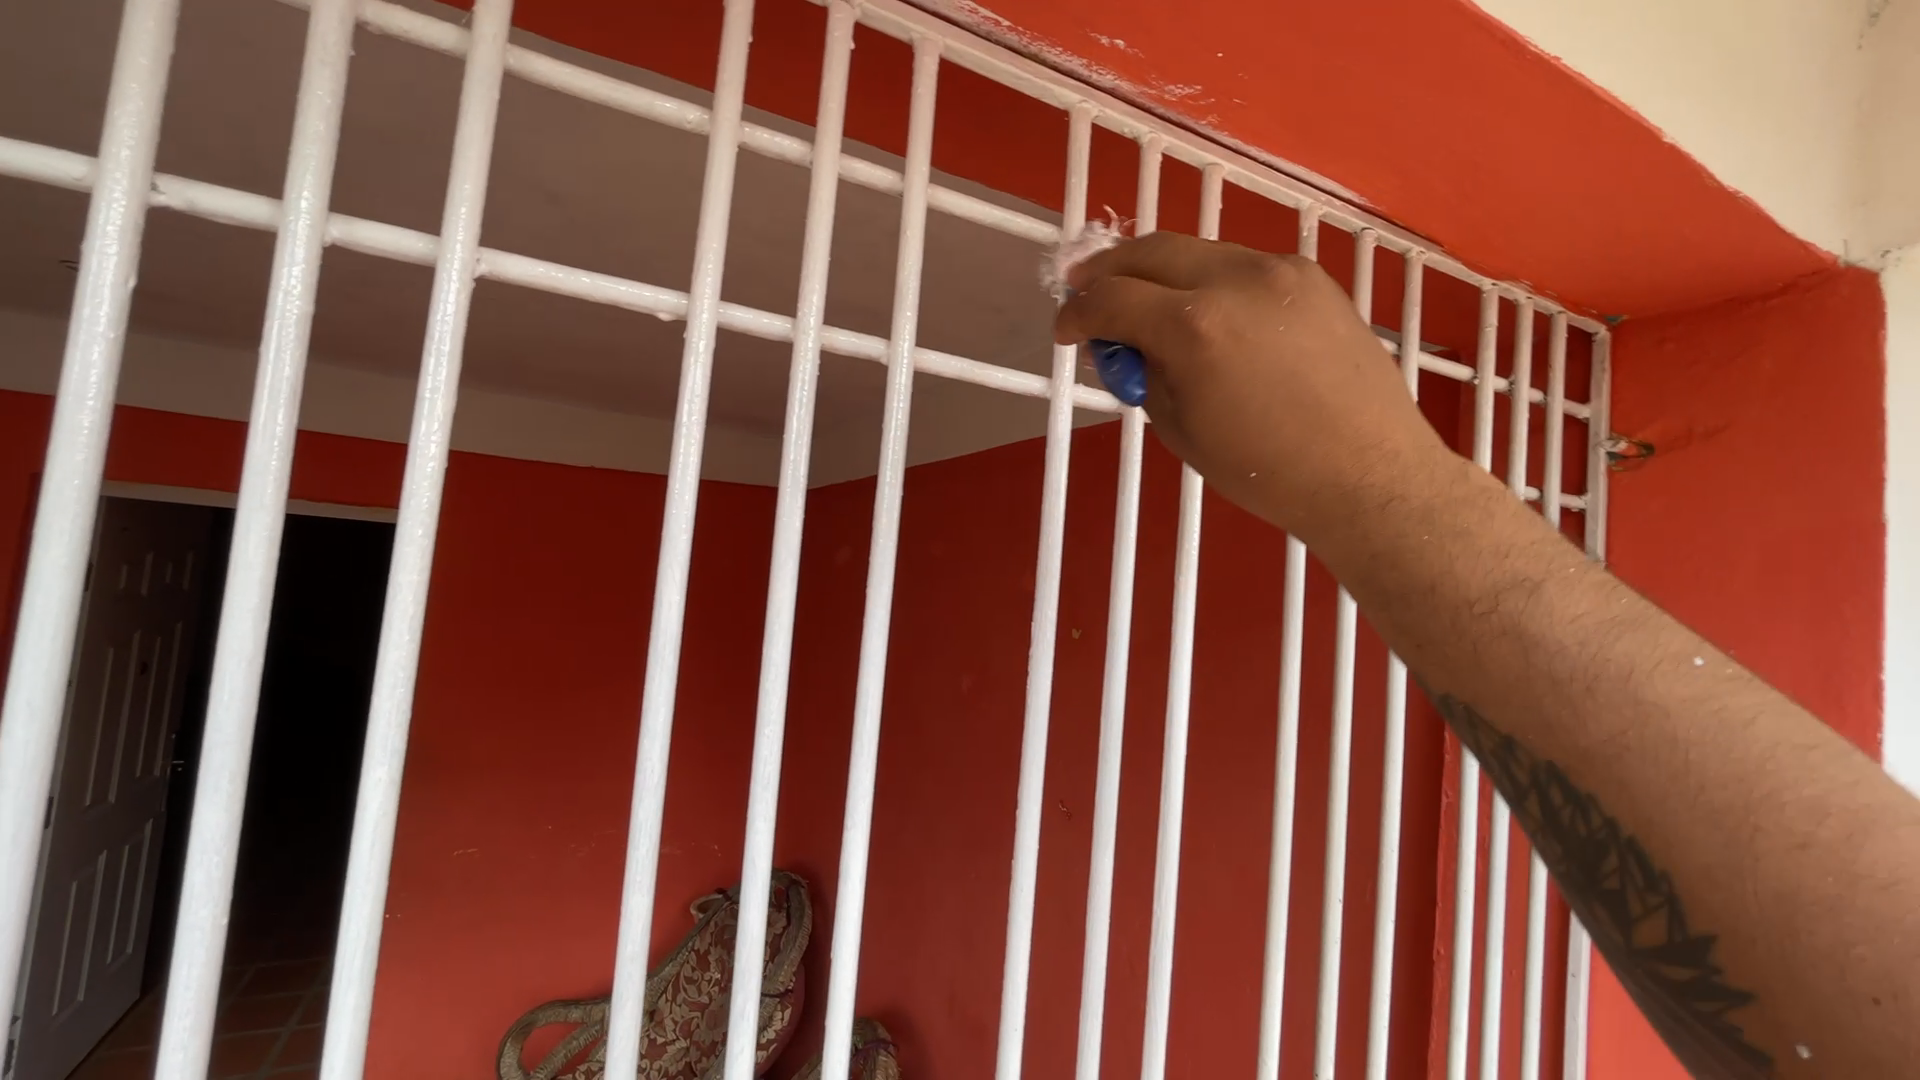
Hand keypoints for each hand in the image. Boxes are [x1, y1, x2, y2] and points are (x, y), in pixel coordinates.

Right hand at [1053, 231, 1447, 547]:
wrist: (1366, 472)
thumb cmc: (1264, 470)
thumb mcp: (1179, 428)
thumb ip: (1144, 373)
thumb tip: (1125, 344)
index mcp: (1193, 327)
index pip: (1111, 299)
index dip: (1076, 314)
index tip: (1065, 330)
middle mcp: (1235, 279)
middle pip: (1149, 251)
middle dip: (1108, 271)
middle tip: (1084, 291)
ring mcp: (1279, 270)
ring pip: (1197, 252)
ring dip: (1158, 273)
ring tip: (1144, 304)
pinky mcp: (1311, 277)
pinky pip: (1240, 266)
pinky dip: (1207, 282)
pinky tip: (1205, 313)